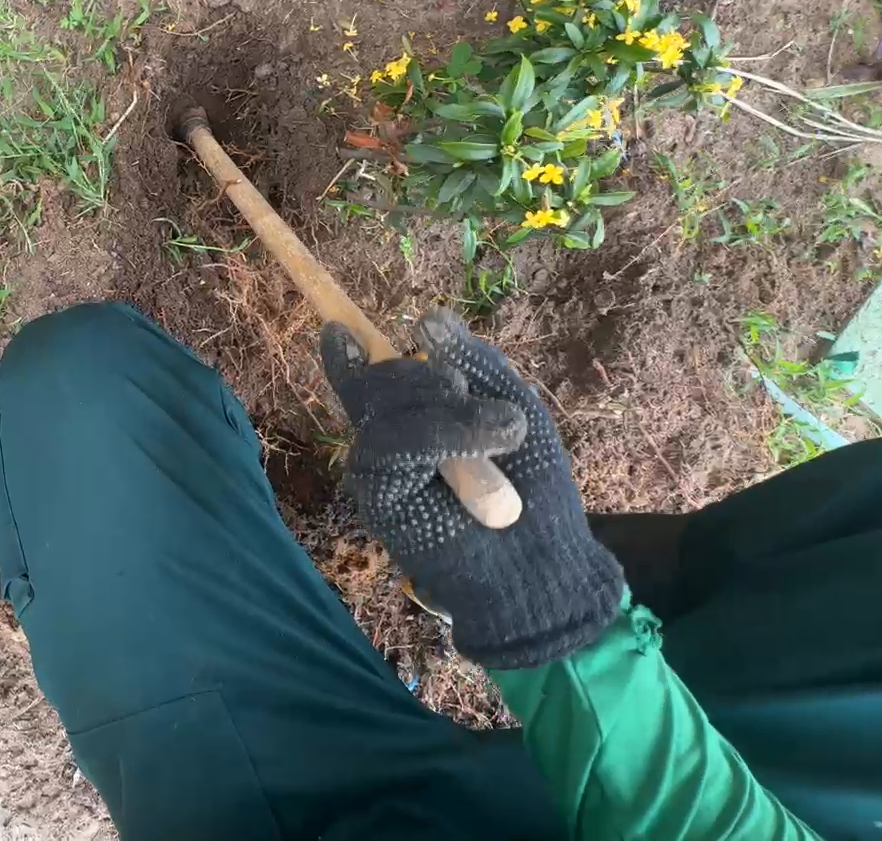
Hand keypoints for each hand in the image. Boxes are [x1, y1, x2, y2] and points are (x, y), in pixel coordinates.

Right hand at [321, 309, 623, 668]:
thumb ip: (475, 363)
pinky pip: (391, 444)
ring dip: (446, 408)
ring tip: (504, 430)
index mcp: (414, 417)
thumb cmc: (534, 489)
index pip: (371, 378)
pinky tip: (487, 441)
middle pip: (376, 382)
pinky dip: (440, 434)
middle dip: (424, 376)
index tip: (338, 330)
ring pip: (383, 408)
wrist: (544, 564)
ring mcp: (377, 465)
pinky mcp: (377, 492)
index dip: (349, 355)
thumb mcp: (514, 407)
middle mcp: (386, 438)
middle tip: (469, 393)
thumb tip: (427, 317)